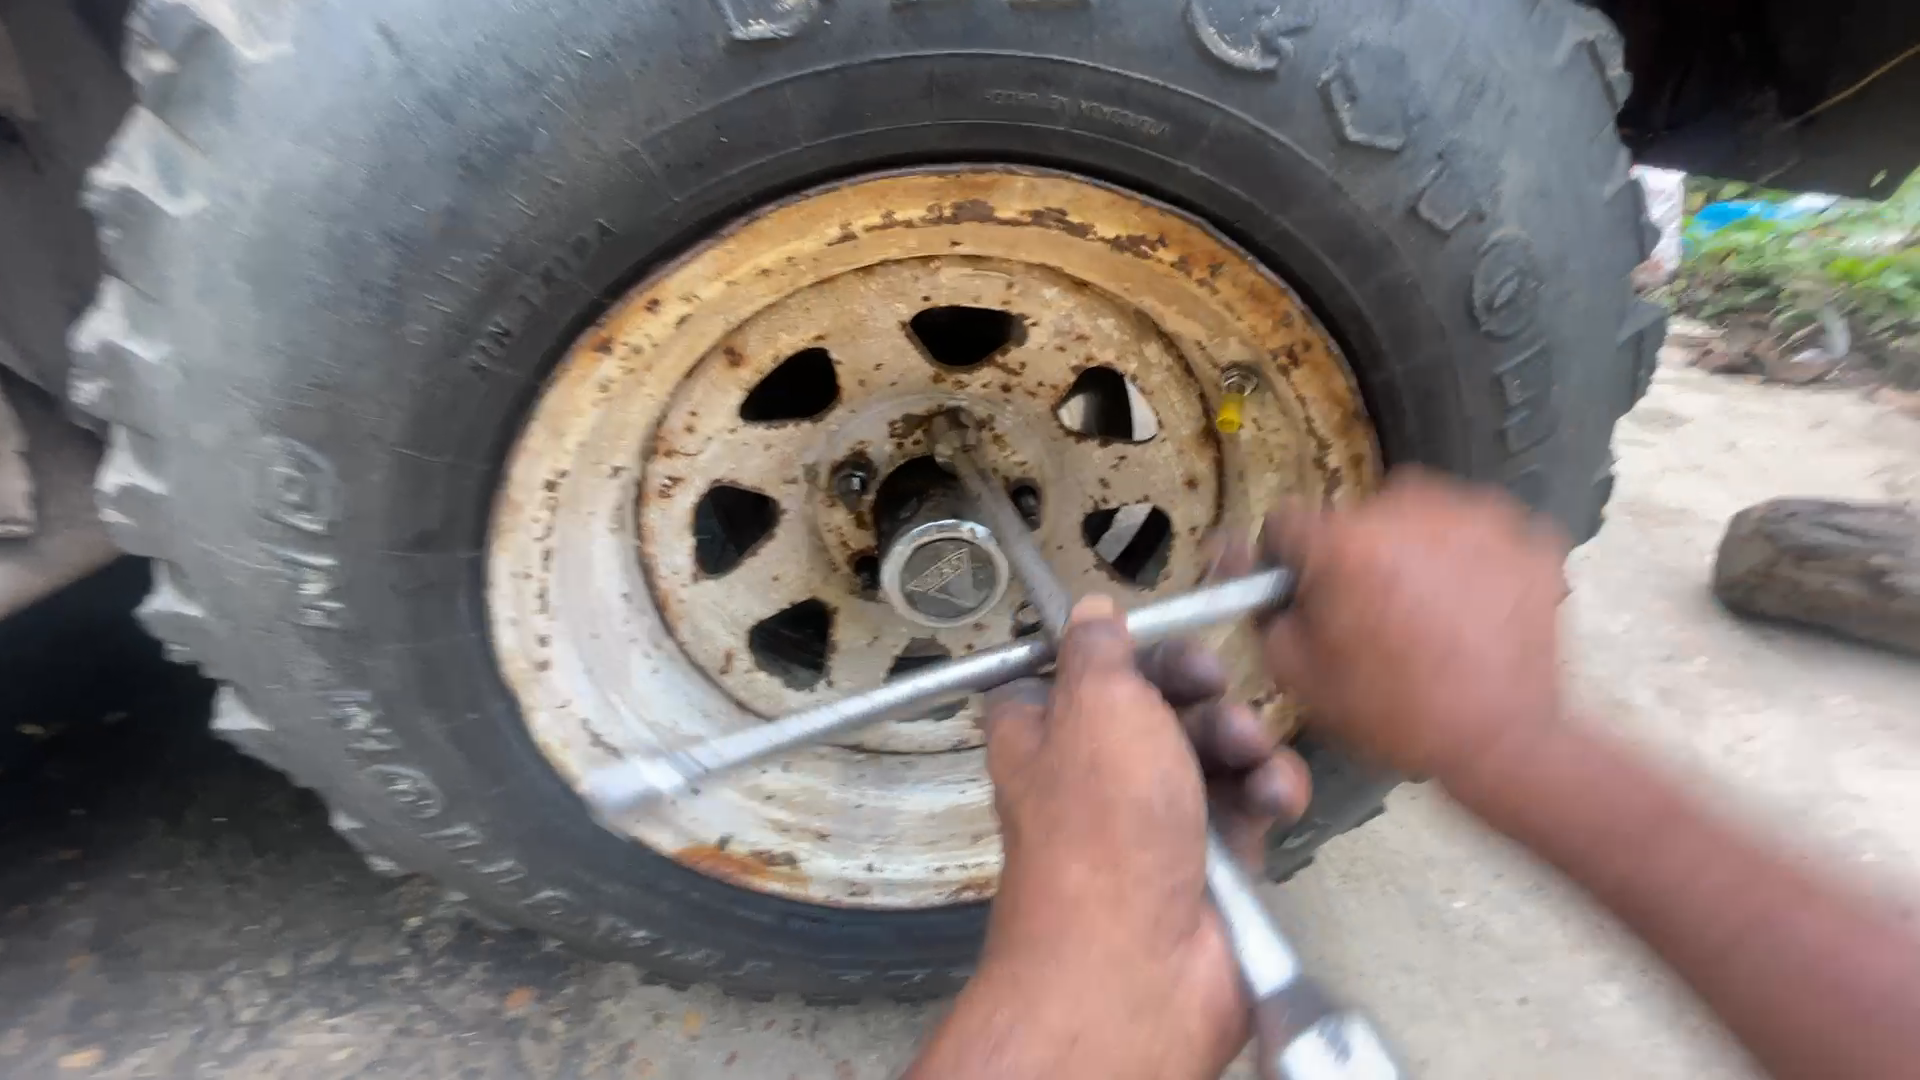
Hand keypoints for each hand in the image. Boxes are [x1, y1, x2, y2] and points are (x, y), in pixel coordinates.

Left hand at [907, 595, 1309, 1079]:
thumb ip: (1096, 648)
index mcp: (1041, 726)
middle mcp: (1090, 765)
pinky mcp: (1207, 851)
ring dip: (1237, 736)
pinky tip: (1277, 794)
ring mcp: (1150, 811)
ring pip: (1205, 744)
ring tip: (1249, 750)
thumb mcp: (1095, 704)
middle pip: (1151, 698)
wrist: (1139, 962)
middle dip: (1191, 686)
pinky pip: (1242, 798)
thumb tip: (1089, 610)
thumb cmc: (1104, 814)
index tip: (1152, 634)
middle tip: (1212, 683)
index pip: (1074, 667)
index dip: (1117, 648)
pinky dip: (1265, 789)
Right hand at [1260, 467, 1569, 784]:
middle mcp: (1405, 512)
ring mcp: (1475, 519)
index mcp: (1341, 544)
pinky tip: (1467, 601)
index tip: (1299, 584)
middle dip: (1350, 552)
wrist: (1503, 743)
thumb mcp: (1296, 672)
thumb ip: (1268, 613)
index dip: (1284, 556)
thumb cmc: (1390, 710)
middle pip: (1353, 514)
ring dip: (1407, 545)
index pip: (1284, 521)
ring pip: (1416, 512)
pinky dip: (1463, 556)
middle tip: (1365, 604)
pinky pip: (1474, 530)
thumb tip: (1267, 582)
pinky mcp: (1528, 537)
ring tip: (1421, 601)